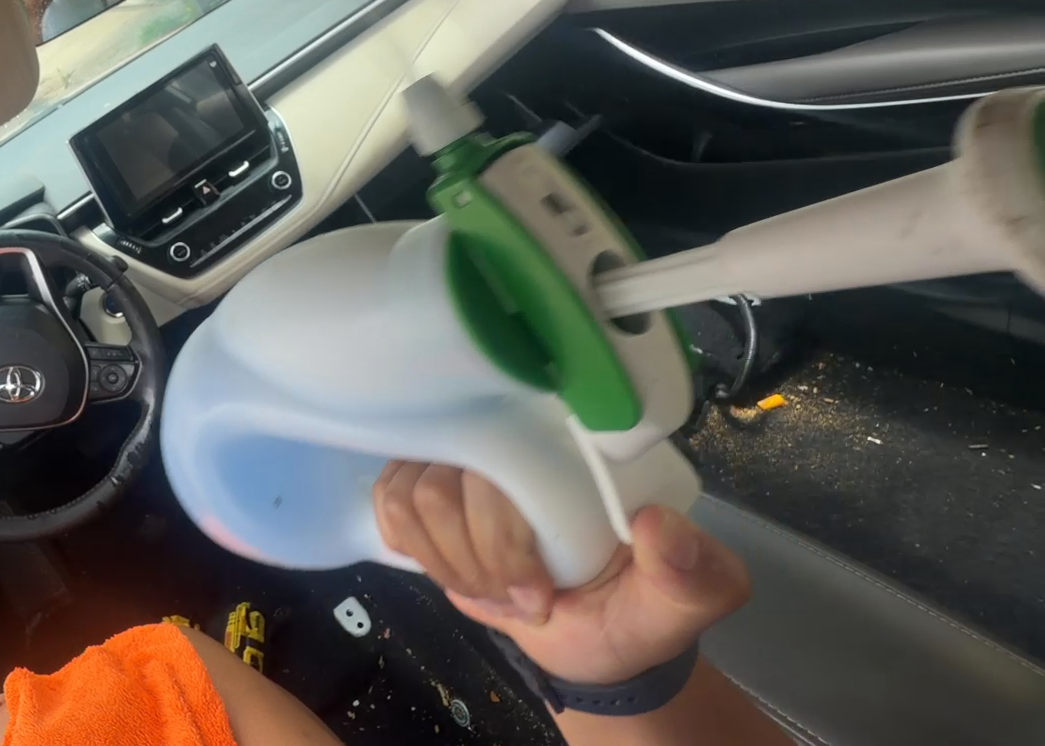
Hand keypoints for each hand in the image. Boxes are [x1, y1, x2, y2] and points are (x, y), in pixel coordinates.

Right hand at [372, 461, 749, 685]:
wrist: (581, 638)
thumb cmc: (629, 610)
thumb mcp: (680, 604)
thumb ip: (695, 574)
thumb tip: (655, 522)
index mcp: (560, 452)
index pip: (492, 460)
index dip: (499, 536)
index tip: (535, 594)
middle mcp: (497, 443)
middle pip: (438, 487)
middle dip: (474, 562)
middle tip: (518, 599)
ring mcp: (450, 463)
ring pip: (406, 496)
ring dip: (445, 561)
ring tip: (488, 589)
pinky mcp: (416, 487)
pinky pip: (385, 502)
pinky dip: (412, 546)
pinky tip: (447, 566)